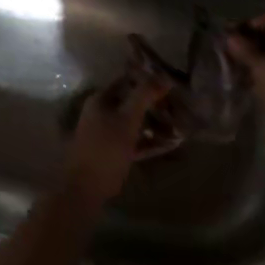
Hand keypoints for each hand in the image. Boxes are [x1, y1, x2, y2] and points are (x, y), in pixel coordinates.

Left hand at [63, 74, 173, 204]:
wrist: (85, 188)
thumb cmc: (106, 149)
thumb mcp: (127, 119)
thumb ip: (144, 96)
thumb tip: (164, 76)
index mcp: (100, 101)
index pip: (126, 81)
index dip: (148, 80)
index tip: (171, 83)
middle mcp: (101, 114)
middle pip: (131, 103)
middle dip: (154, 104)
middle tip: (179, 105)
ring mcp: (106, 134)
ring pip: (134, 123)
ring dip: (154, 123)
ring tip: (178, 124)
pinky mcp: (112, 152)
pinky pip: (134, 141)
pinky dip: (148, 141)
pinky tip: (169, 144)